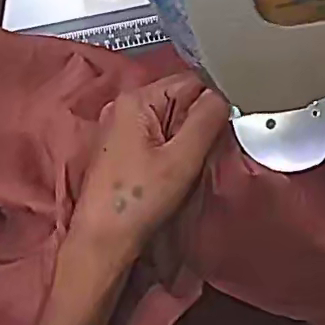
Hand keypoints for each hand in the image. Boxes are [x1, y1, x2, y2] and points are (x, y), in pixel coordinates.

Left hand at [60, 72, 229, 294]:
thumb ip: (206, 119)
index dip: (212, 104)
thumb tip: (223, 96)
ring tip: (185, 166)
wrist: (101, 241)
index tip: (220, 133)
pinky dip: (171, 150)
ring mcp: (120, 127)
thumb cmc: (139, 200)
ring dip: (186, 139)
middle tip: (201, 154)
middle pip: (180, 99)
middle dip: (198, 123)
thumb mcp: (182, 158)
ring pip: (171, 119)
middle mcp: (123, 106)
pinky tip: (171, 172)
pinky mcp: (121, 148)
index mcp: (135, 100)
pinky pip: (157, 135)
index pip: (191, 82)